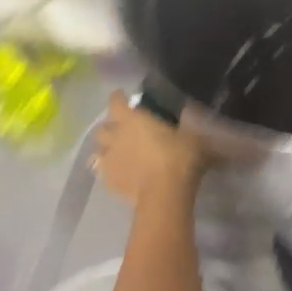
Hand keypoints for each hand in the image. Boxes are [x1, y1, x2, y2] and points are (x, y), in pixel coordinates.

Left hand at [93, 91, 207, 200]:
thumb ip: (186, 124)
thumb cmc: (179, 158)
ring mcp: (109, 160)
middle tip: (124, 130)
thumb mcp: (192, 136)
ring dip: (108, 150)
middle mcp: (115, 136)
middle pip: (103, 127)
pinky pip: (104, 172)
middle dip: (112, 127)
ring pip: (99, 150)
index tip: (124, 97)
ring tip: (120, 154)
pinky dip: (111, 170)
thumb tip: (190, 113)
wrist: (165, 193)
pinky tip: (122, 174)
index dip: (119, 98)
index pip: (116, 101)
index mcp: (132, 119)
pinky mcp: (109, 181)